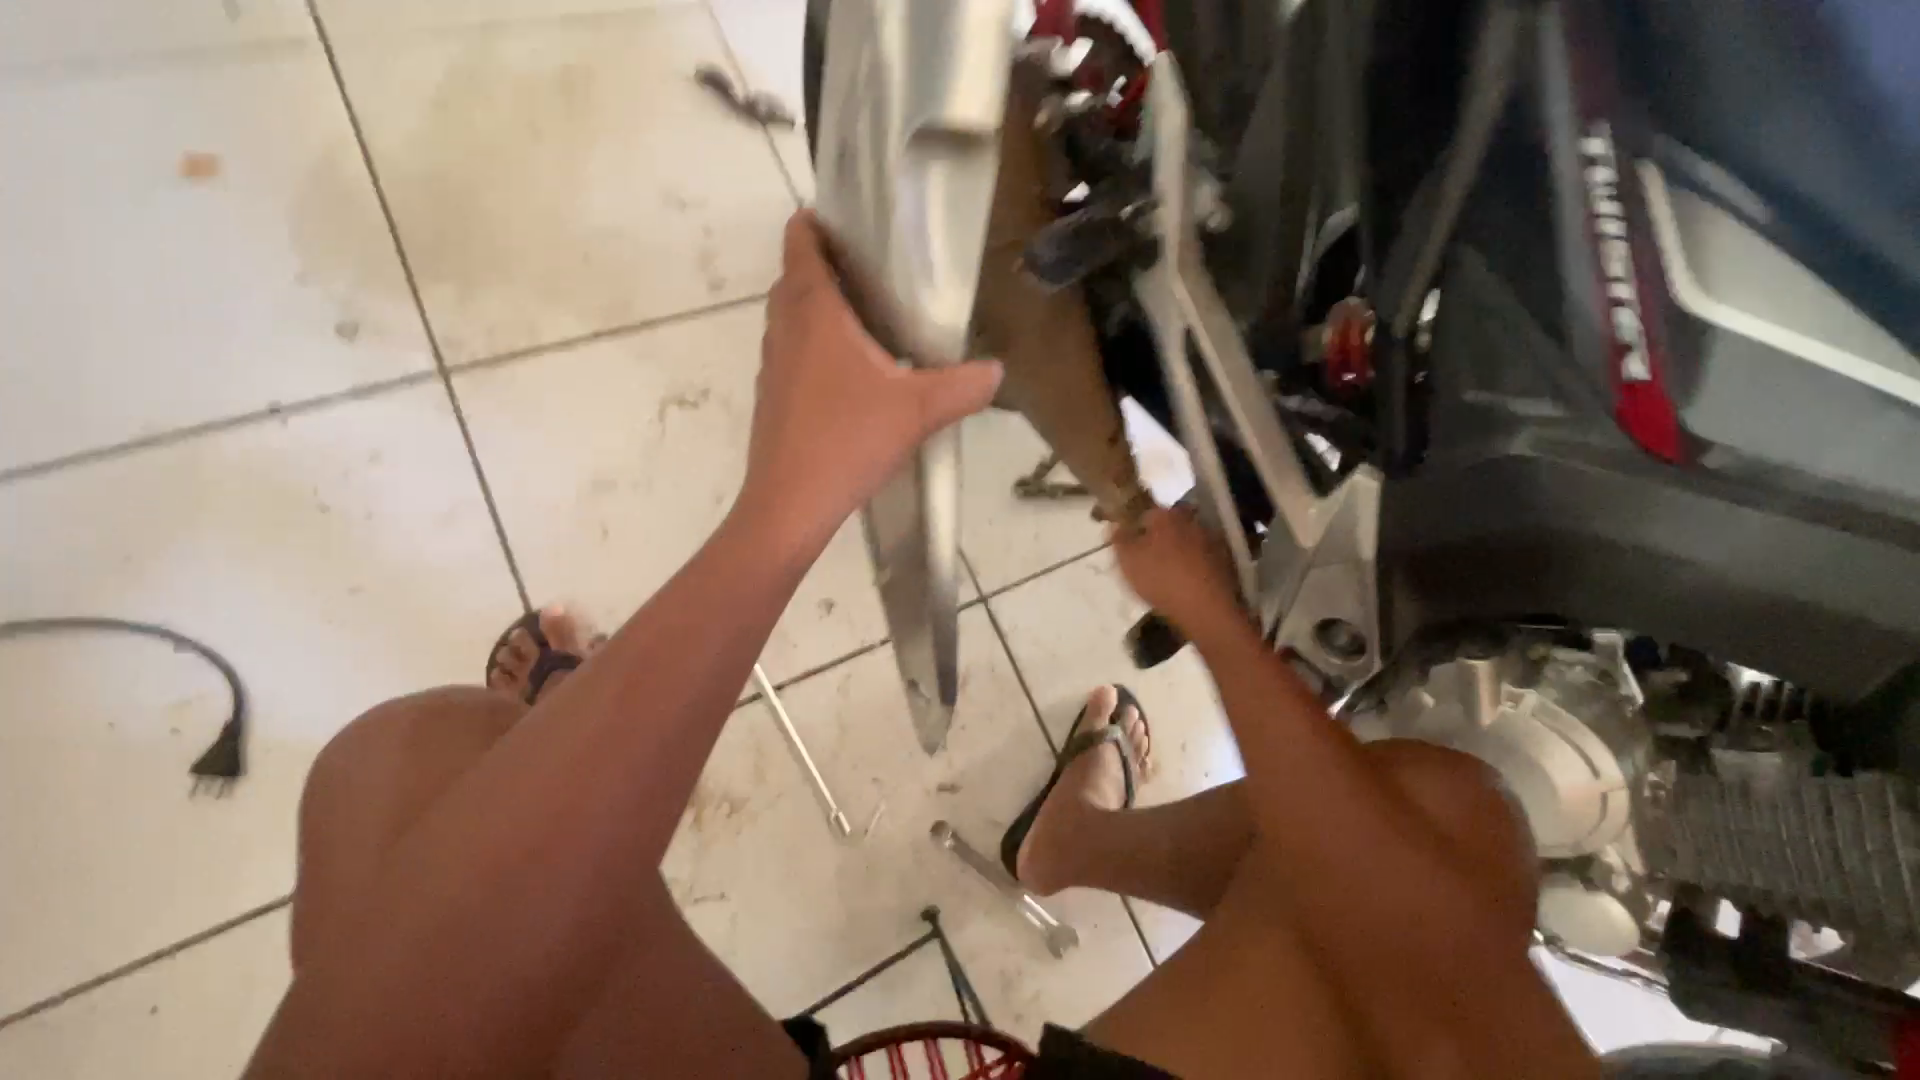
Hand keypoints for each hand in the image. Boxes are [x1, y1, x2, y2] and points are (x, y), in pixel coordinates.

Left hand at [737, 211, 1003, 544]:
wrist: (790, 503)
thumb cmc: (848, 441)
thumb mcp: (917, 411)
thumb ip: (962, 387)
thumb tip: (996, 371)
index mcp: (815, 314)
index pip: (801, 246)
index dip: (813, 224)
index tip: (841, 218)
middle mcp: (785, 331)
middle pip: (792, 279)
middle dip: (820, 265)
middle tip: (867, 269)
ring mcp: (772, 367)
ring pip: (788, 319)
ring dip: (814, 307)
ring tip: (860, 316)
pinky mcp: (771, 399)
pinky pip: (790, 354)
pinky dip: (811, 346)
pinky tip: (847, 375)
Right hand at [1112, 507, 1245, 636]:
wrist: (1206, 608)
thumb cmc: (1160, 580)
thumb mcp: (1127, 561)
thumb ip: (1118, 539)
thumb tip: (1116, 525)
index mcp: (1164, 515)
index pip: (1144, 512)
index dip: (1134, 527)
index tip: (1129, 544)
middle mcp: (1190, 519)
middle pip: (1167, 524)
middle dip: (1157, 538)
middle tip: (1147, 560)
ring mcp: (1211, 537)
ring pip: (1186, 539)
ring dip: (1177, 551)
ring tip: (1167, 574)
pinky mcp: (1226, 558)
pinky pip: (1202, 556)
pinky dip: (1194, 564)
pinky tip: (1187, 582)